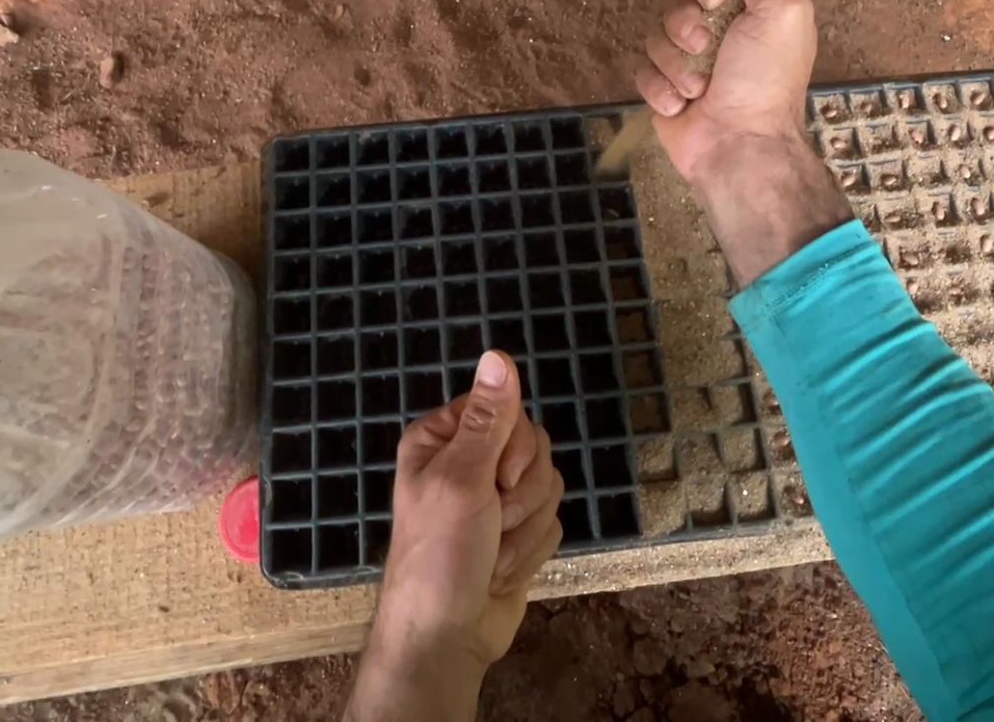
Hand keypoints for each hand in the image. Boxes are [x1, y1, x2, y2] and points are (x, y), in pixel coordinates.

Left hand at [345, 351, 564, 721]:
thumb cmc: (441, 554)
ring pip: (549, 484)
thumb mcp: (462, 480)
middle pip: (535, 446)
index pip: (506, 409)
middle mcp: (472, 460)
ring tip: (492, 552)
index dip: (514, 446)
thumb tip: (498, 355)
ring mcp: (497, 497)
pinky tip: (502, 568)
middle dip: (521, 494)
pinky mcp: (519, 529)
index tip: (498, 479)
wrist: (448, 638)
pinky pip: (552, 520)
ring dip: (525, 527)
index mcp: (445, 438)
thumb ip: (488, 419)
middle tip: (492, 521)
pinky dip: (530, 548)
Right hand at [634, 0, 819, 181]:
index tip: (719, 3)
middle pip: (677, 5)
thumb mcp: (783, 6)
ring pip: (655, 38)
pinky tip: (682, 106)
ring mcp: (689, 66)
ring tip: (700, 88)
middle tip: (707, 49)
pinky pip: (642, 72)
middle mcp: (719, 36)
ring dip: (676, 64)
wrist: (738, 144)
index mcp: (750, 13)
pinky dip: (661, 90)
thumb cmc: (764, 78)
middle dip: (686, 26)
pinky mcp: (664, 93)